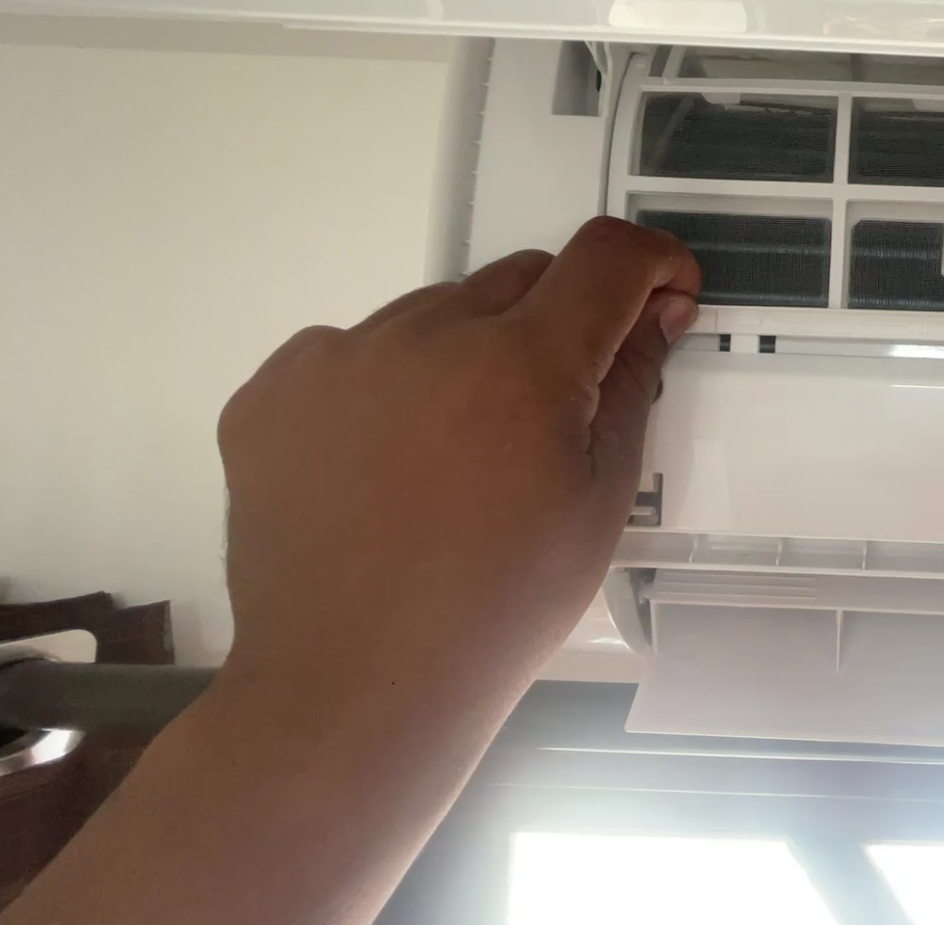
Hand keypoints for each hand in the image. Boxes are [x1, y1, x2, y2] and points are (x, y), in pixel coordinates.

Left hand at [215, 217, 698, 690]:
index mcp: (520, 365)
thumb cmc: (509, 598)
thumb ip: (633, 384)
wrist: (359, 686)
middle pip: (527, 274)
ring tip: (475, 440)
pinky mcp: (273, 391)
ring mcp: (336, 358)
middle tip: (570, 399)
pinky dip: (405, 375)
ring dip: (485, 346)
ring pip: (445, 308)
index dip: (654, 259)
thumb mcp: (604, 493)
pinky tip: (402, 452)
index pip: (606, 257)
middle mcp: (424, 335)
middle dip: (572, 315)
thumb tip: (659, 312)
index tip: (669, 292)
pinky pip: (365, 345)